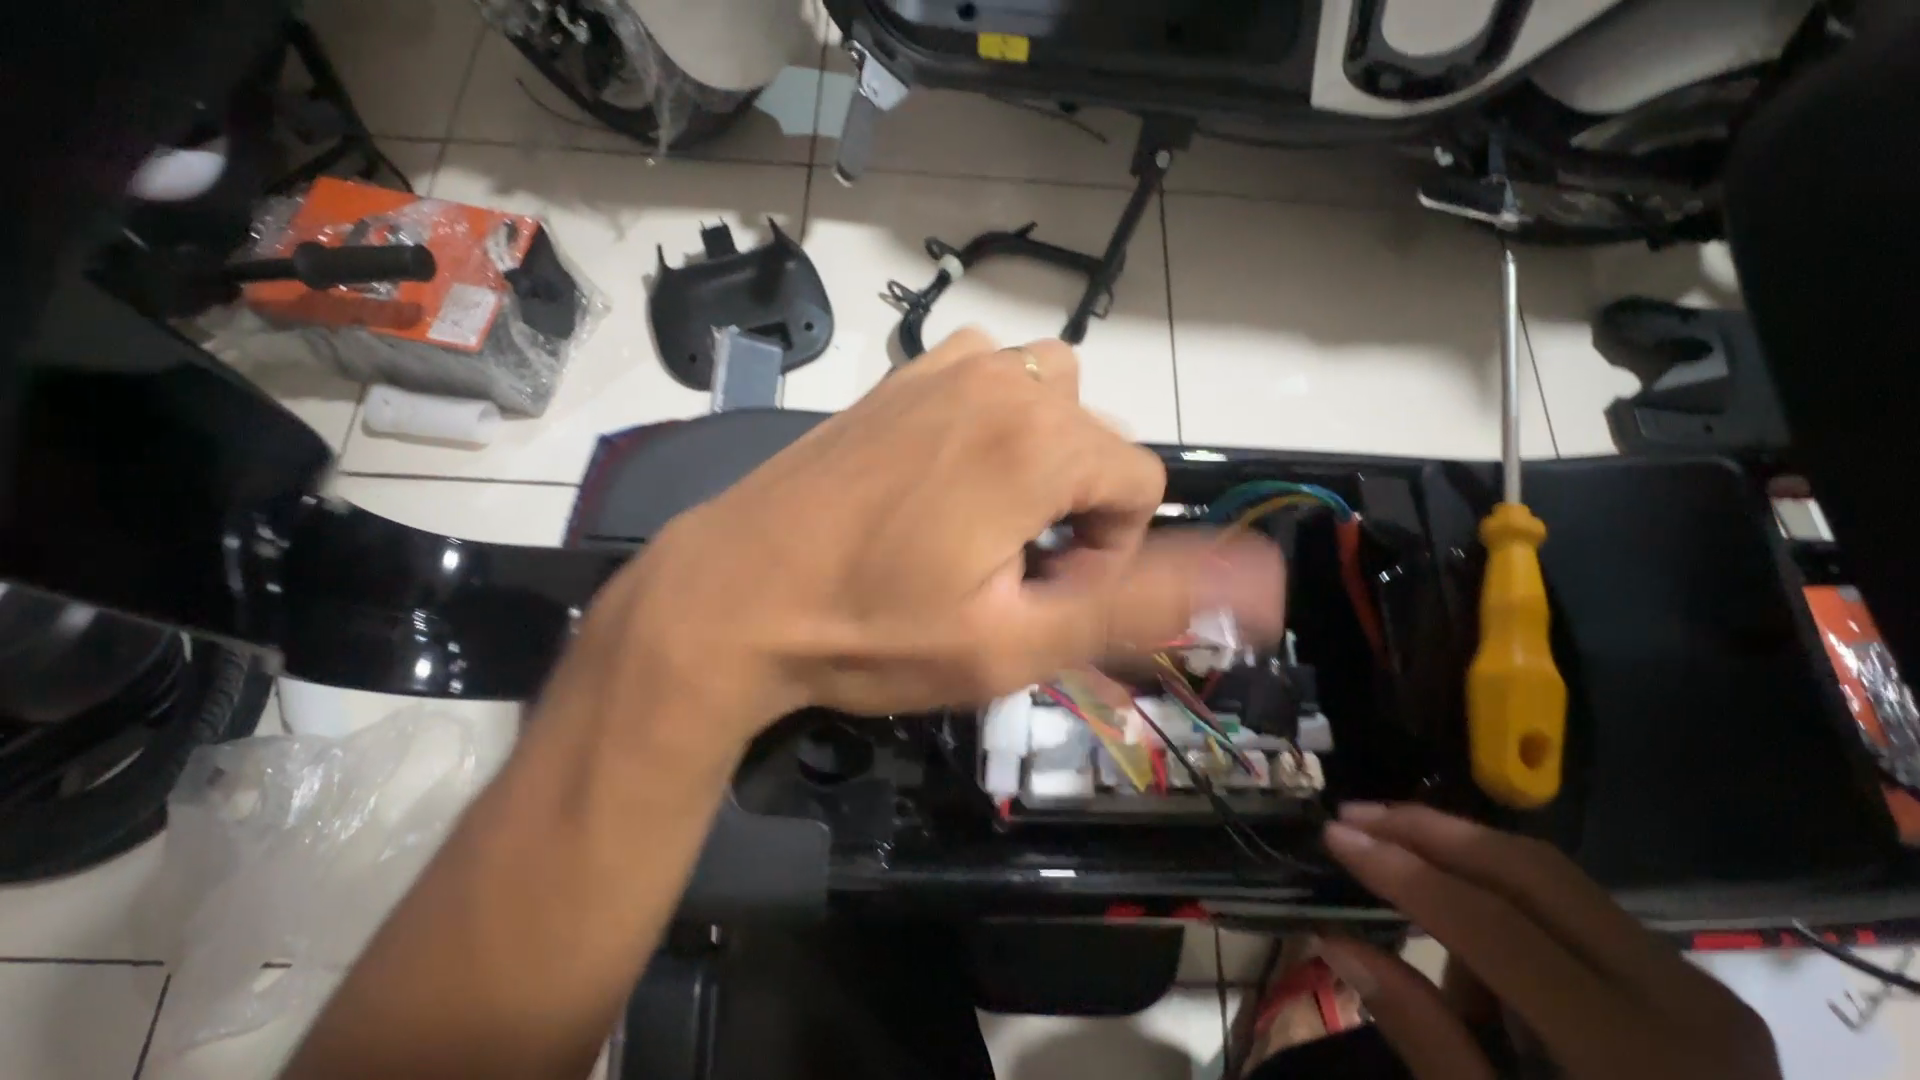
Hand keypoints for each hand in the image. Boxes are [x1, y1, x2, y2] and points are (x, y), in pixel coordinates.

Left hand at [593, 328, 1284, 743]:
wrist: (732, 595)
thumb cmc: (871, 631)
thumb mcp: (1012, 643)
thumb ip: (1136, 606)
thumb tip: (1256, 586)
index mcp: (1040, 439)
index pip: (1141, 487)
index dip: (1108, 557)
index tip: (1042, 599)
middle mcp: (1001, 378)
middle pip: (1097, 444)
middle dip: (1077, 513)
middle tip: (1005, 575)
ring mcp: (941, 367)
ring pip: (1049, 400)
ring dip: (1042, 463)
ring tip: (982, 525)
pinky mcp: (897, 377)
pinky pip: (986, 378)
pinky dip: (993, 423)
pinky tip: (942, 479)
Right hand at [1317, 804, 1779, 1079]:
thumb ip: (1426, 1039)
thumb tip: (1339, 941)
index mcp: (1634, 1054)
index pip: (1494, 926)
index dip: (1404, 873)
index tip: (1334, 834)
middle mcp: (1683, 1000)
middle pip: (1533, 872)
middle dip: (1434, 832)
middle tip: (1356, 814)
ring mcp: (1701, 990)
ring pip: (1557, 883)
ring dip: (1470, 867)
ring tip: (1409, 904)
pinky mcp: (1698, 991)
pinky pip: (1582, 916)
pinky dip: (1514, 909)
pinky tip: (1476, 950)